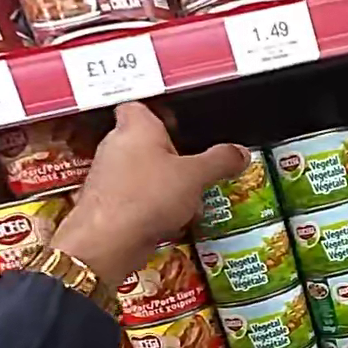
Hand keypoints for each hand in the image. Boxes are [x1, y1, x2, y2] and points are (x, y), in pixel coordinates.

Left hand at [51, 102, 247, 287]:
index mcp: (136, 127)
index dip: (164, 117)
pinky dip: (153, 209)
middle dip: (173, 160)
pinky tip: (170, 222)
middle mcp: (115, 146)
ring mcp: (108, 177)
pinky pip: (136, 200)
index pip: (143, 106)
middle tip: (195, 173)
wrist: (109, 241)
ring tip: (187, 204)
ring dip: (165, 188)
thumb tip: (240, 152)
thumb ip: (221, 161)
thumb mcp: (197, 176)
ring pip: (142, 175)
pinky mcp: (107, 205)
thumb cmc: (146, 197)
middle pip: (148, 144)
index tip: (183, 131)